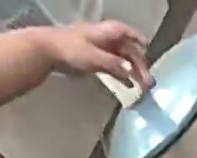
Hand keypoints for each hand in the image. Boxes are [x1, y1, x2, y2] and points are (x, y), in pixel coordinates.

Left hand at [35, 21, 153, 87]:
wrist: (47, 51)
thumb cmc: (70, 50)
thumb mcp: (93, 57)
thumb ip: (113, 64)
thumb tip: (130, 70)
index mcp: (104, 33)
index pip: (125, 32)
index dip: (137, 38)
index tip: (148, 47)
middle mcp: (103, 39)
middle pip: (126, 49)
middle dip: (139, 64)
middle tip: (149, 82)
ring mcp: (98, 49)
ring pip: (120, 59)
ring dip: (132, 71)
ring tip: (142, 86)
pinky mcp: (92, 60)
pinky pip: (112, 67)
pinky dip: (121, 75)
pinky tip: (128, 86)